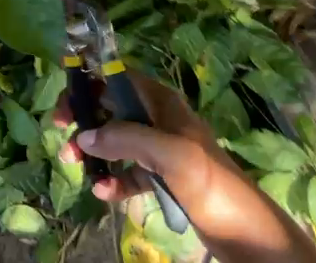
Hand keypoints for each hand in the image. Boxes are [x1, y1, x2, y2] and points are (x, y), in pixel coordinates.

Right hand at [61, 74, 315, 262]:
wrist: (251, 237)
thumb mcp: (170, 154)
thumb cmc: (212, 183)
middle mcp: (158, 119)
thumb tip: (84, 136)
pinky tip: (103, 192)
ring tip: (76, 167)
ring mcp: (160, 150)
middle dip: (85, 121)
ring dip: (93, 151)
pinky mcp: (162, 179)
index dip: (88, 83)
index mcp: (162, 102)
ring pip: (115, 140)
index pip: (116, 77)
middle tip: (64, 137)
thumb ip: (125, 138)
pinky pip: (128, 172)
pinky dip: (112, 179)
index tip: (65, 101)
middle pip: (110, 108)